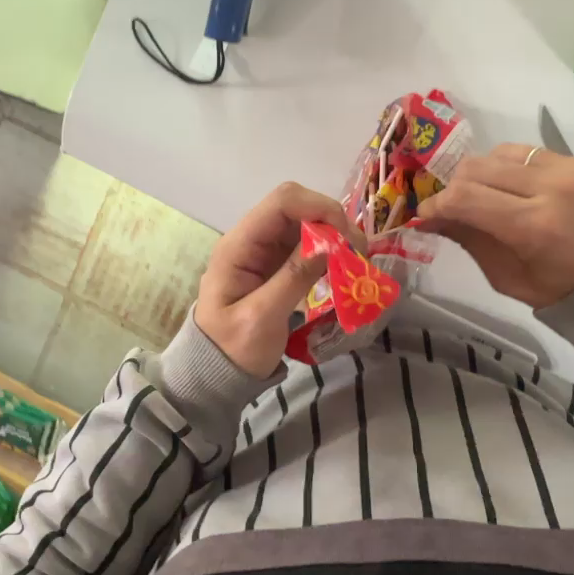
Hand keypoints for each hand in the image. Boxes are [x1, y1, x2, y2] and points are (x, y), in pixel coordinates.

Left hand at [195, 182, 357, 377]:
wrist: (215, 372)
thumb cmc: (232, 349)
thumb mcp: (261, 318)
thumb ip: (292, 279)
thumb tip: (329, 245)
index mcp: (238, 246)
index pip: (282, 202)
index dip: (319, 209)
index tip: (347, 239)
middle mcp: (251, 240)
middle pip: (297, 208)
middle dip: (332, 223)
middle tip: (358, 253)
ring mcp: (263, 253)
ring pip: (305, 225)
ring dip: (333, 237)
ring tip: (356, 262)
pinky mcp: (276, 267)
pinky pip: (306, 247)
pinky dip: (327, 253)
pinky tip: (343, 270)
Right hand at [418, 145, 573, 308]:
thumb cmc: (565, 289)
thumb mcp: (509, 278)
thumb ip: (470, 241)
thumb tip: (430, 218)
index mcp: (534, 227)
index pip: (464, 198)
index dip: (436, 204)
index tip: (426, 214)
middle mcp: (554, 188)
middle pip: (479, 167)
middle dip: (455, 185)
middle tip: (453, 205)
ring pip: (504, 152)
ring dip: (485, 172)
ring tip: (487, 194)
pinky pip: (536, 153)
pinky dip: (518, 170)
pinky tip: (524, 189)